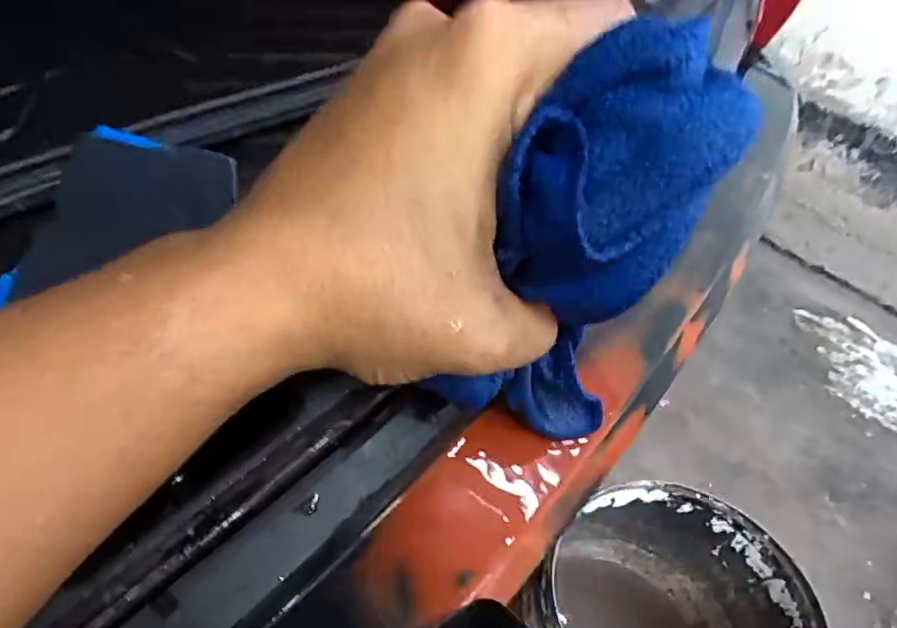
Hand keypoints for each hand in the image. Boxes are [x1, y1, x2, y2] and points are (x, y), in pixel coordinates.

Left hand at [222, 0, 629, 384]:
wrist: (257, 290)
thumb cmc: (376, 292)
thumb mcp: (485, 330)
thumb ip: (545, 321)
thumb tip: (548, 313)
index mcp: (490, 53)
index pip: (611, 36)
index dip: (638, 101)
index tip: (638, 166)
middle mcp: (442, 27)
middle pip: (551, 58)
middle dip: (580, 126)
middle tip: (590, 204)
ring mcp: (392, 54)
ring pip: (495, 79)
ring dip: (522, 136)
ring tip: (535, 211)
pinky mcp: (361, 92)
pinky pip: (446, 98)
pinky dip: (472, 139)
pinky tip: (474, 202)